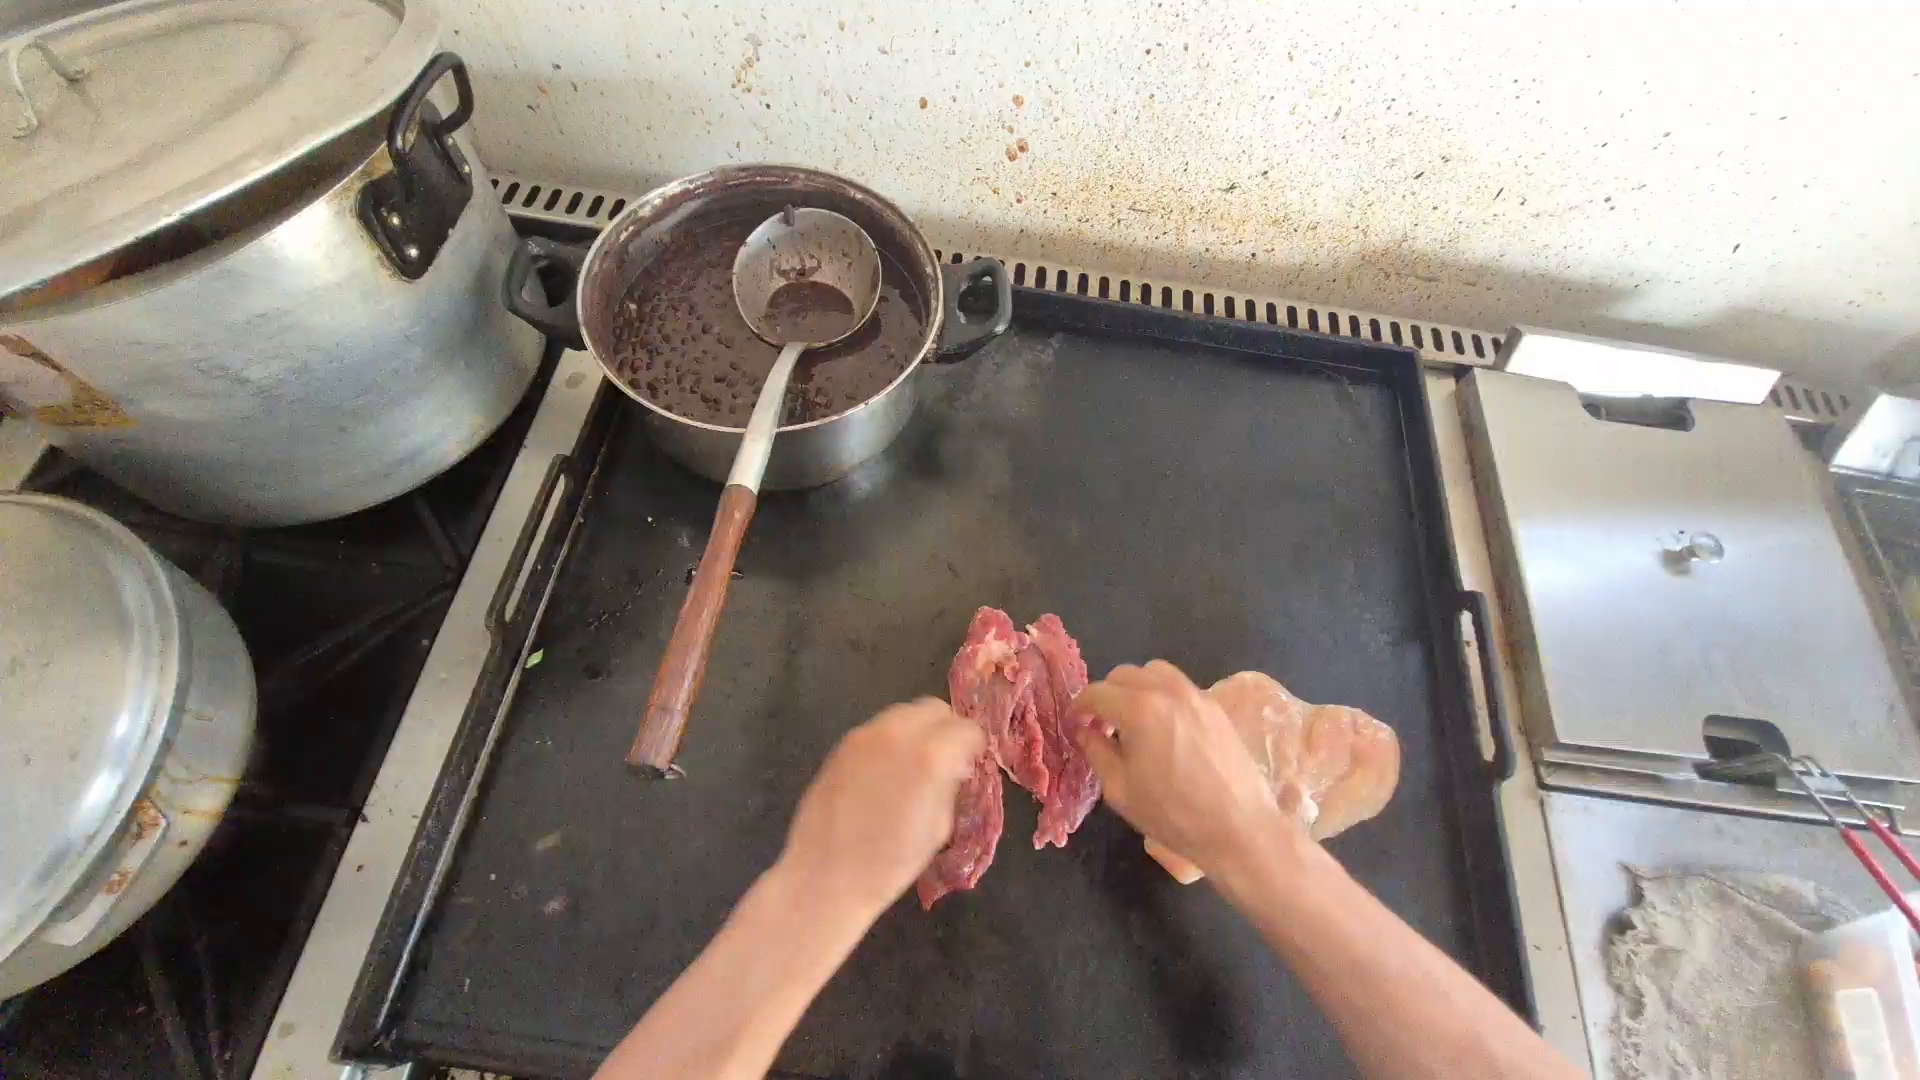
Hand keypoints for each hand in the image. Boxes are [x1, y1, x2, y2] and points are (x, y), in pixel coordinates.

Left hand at [779, 698, 985, 916]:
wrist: (825, 876)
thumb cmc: (890, 863)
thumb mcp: (938, 827)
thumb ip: (950, 785)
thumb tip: (955, 767)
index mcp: (930, 756)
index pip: (966, 728)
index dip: (974, 745)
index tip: (971, 762)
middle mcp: (898, 734)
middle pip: (934, 709)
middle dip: (947, 729)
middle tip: (947, 758)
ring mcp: (866, 735)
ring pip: (905, 713)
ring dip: (919, 730)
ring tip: (915, 763)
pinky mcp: (843, 744)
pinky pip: (879, 728)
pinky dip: (893, 739)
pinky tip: (887, 770)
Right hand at [1074, 661, 1297, 879]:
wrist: (1239, 828)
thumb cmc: (1173, 814)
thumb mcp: (1120, 789)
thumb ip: (1096, 751)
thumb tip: (1084, 731)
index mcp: (1138, 709)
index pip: (1096, 693)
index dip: (1080, 707)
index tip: (1075, 724)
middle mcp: (1166, 690)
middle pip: (1123, 675)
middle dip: (1107, 695)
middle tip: (1102, 725)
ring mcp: (1195, 695)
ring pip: (1153, 672)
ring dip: (1135, 688)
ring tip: (1134, 719)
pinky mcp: (1214, 706)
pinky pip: (1178, 686)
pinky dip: (1161, 694)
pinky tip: (1164, 727)